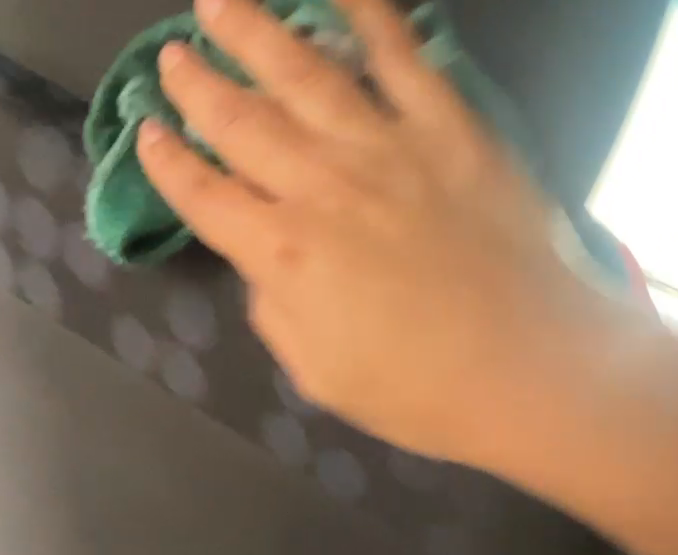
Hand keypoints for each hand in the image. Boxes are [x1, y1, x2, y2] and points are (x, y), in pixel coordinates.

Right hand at [137, 0, 634, 467]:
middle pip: (242, 124)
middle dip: (198, 87)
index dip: (169, 165)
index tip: (147, 135)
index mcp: (285, 256)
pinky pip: (400, 54)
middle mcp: (322, 187)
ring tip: (218, 4)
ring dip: (253, 33)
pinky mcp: (449, 128)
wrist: (531, 369)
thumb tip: (263, 269)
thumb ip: (278, 316)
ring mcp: (386, 148)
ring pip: (303, 72)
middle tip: (173, 58)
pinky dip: (367, 15)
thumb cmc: (423, 393)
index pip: (206, 198)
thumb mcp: (323, 377)